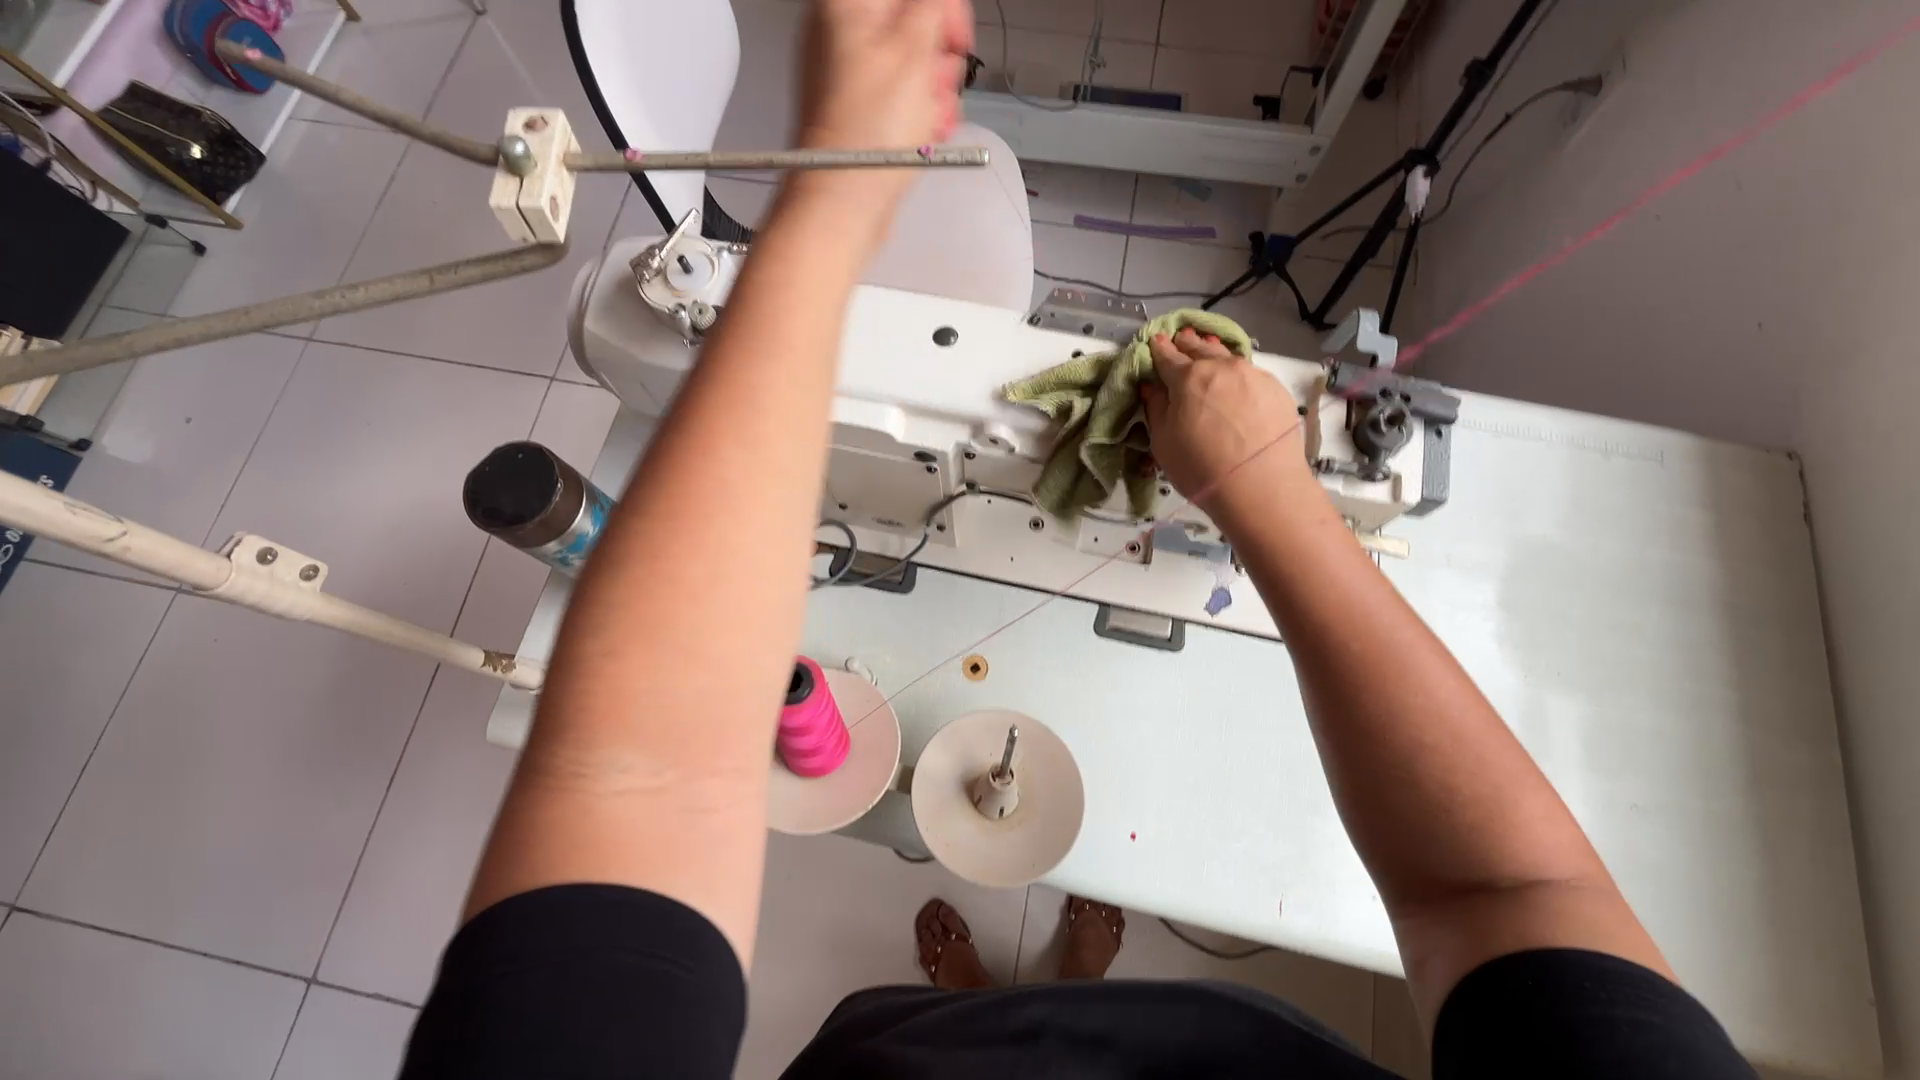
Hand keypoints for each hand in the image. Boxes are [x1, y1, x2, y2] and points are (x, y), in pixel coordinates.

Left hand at [787, 0, 972, 237]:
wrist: (845, 200)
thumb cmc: (867, 132)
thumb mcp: (913, 49)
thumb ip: (932, 7)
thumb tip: (939, 4)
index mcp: (846, 5)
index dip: (942, 9)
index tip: (955, 35)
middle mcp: (841, 35)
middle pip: (911, 25)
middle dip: (938, 54)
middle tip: (939, 82)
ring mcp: (847, 77)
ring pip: (910, 65)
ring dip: (934, 89)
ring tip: (933, 116)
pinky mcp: (857, 113)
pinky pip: (900, 98)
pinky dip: (920, 112)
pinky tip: (926, 133)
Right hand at [1139, 328, 1314, 520]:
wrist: (1262, 487)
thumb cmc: (1200, 468)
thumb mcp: (1163, 443)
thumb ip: (1156, 409)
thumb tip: (1152, 388)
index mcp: (1188, 377)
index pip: (1167, 356)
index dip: (1158, 349)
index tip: (1155, 343)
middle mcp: (1221, 367)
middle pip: (1200, 348)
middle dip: (1187, 344)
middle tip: (1180, 340)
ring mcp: (1252, 375)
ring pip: (1228, 357)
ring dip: (1214, 353)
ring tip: (1208, 351)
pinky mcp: (1276, 389)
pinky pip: (1250, 373)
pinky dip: (1238, 373)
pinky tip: (1236, 383)